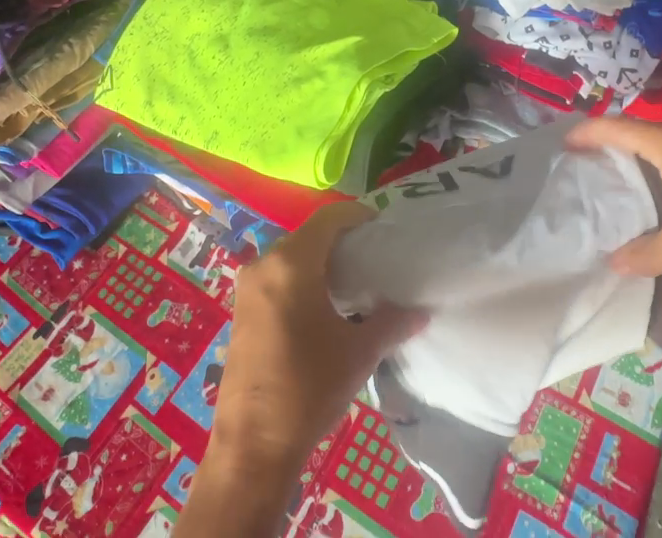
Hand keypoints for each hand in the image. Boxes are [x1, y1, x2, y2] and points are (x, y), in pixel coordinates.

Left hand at [209, 201, 426, 473]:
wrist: (254, 444)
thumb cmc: (309, 387)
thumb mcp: (360, 352)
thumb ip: (391, 322)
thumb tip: (420, 311)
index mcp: (291, 264)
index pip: (330, 218)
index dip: (360, 217)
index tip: (386, 231)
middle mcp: (264, 266)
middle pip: (310, 236)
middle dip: (343, 242)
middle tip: (378, 259)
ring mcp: (248, 289)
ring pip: (292, 258)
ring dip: (323, 264)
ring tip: (358, 285)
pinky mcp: (242, 312)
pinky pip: (278, 279)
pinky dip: (304, 281)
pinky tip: (328, 308)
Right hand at [567, 117, 661, 274]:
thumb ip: (645, 254)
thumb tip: (613, 264)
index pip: (615, 127)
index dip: (587, 133)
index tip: (564, 144)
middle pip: (637, 128)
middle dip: (609, 141)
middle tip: (586, 163)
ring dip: (637, 150)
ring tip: (618, 174)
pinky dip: (661, 159)